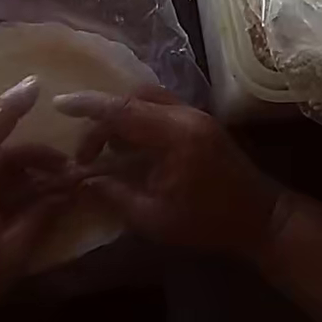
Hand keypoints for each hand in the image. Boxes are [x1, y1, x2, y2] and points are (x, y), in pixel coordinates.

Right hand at [53, 86, 288, 257]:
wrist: (263, 219)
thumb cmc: (209, 223)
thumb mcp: (154, 217)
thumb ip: (115, 195)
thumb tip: (82, 181)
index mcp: (176, 136)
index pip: (123, 111)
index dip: (88, 107)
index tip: (59, 106)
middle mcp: (186, 116)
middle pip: (133, 98)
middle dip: (101, 118)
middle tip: (85, 152)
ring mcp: (195, 116)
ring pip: (146, 100)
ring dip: (119, 118)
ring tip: (102, 149)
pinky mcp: (198, 124)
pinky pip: (158, 109)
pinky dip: (136, 121)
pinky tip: (127, 147)